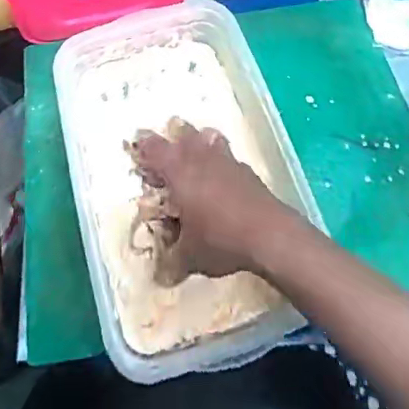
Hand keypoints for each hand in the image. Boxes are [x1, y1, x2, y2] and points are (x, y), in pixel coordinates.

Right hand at [129, 118, 299, 280]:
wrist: (270, 235)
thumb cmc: (220, 239)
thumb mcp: (190, 255)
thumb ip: (173, 259)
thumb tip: (161, 276)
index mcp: (177, 169)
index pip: (152, 147)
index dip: (143, 149)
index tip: (138, 157)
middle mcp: (198, 156)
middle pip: (181, 132)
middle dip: (171, 141)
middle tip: (167, 160)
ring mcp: (225, 159)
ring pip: (207, 137)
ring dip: (199, 144)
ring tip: (196, 163)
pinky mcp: (246, 170)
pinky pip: (227, 157)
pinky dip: (221, 164)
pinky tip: (223, 185)